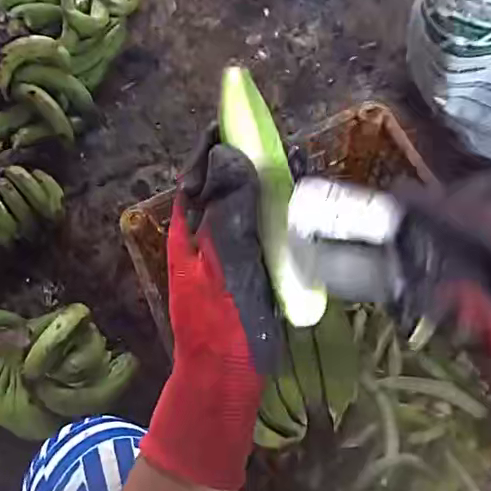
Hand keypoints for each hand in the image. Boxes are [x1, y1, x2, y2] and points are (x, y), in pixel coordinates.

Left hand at [138, 133, 278, 490]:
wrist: (226, 374)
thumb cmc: (221, 318)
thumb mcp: (223, 259)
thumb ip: (228, 206)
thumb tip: (231, 153)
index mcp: (191, 225)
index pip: (201, 168)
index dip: (220, 140)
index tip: (245, 115)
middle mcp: (205, 231)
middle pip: (226, 181)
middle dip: (250, 158)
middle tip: (284, 144)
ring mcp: (226, 249)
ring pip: (245, 202)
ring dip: (267, 182)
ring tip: (296, 165)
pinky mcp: (247, 267)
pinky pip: (261, 227)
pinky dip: (277, 212)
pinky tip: (299, 207)